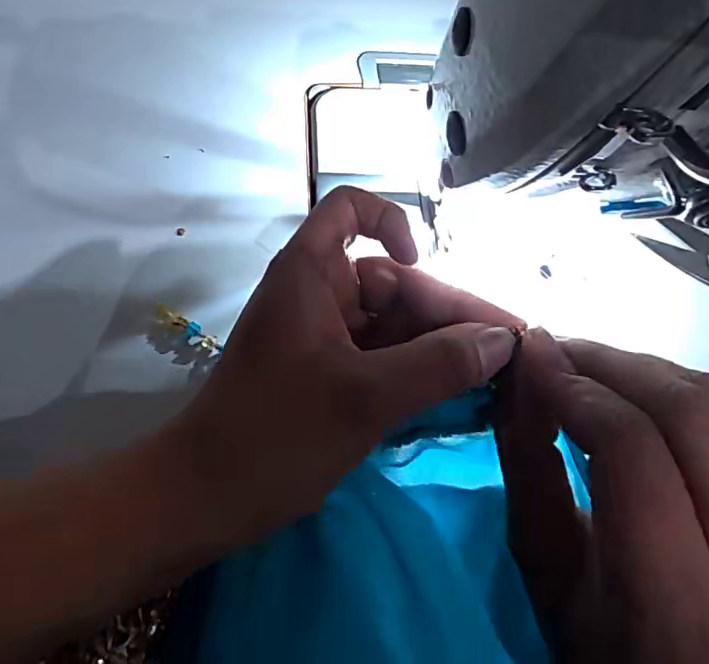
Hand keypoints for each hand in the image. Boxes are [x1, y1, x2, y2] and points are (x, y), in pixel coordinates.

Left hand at [169, 186, 524, 542]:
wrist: (201, 499)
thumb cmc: (274, 434)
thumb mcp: (363, 398)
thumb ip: (437, 366)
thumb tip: (500, 341)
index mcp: (310, 273)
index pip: (349, 209)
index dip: (388, 221)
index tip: (419, 262)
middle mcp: (317, 292)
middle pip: (391, 280)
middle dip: (445, 312)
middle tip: (506, 350)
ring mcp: (321, 333)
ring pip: (391, 322)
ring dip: (437, 345)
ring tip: (495, 375)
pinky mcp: (325, 370)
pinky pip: (380, 355)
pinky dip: (415, 369)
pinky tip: (457, 394)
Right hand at [496, 331, 708, 662]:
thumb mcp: (556, 602)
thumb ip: (534, 485)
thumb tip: (520, 386)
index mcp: (687, 625)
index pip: (635, 457)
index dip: (576, 390)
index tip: (530, 357)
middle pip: (700, 418)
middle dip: (615, 364)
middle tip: (555, 352)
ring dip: (645, 373)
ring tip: (585, 370)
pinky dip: (671, 400)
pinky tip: (627, 403)